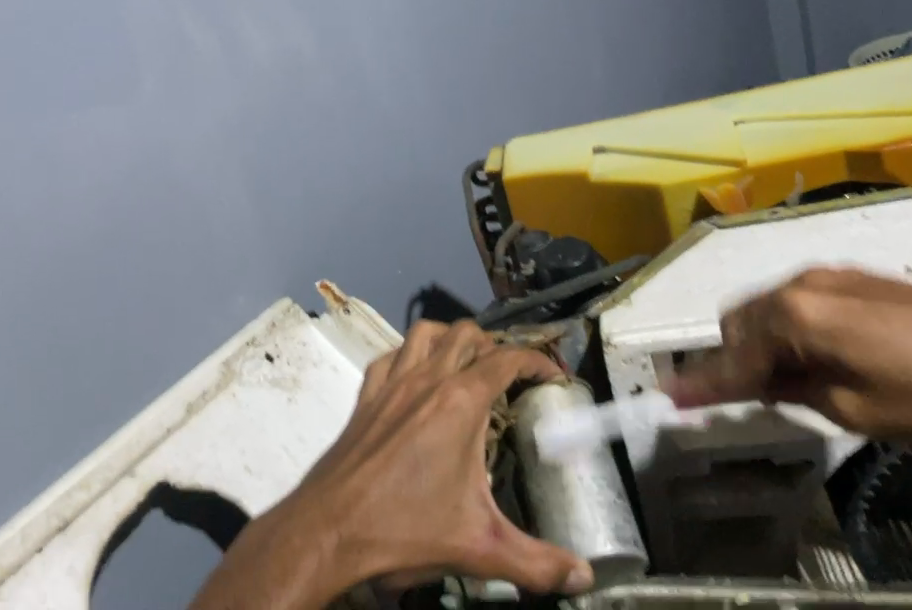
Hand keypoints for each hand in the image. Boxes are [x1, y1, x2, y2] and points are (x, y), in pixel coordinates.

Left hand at [190, 320, 593, 609]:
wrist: (328, 530)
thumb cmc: (404, 530)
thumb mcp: (479, 548)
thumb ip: (536, 562)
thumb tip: (583, 577)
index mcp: (461, 402)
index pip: (508, 360)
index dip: (536, 360)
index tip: (553, 375)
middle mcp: (428, 379)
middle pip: (468, 335)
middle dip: (495, 346)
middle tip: (511, 374)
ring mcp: (392, 384)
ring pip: (427, 333)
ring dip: (452, 339)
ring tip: (467, 363)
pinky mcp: (366, 396)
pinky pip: (391, 356)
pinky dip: (409, 355)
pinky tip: (416, 378)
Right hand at [666, 268, 911, 438]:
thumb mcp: (858, 410)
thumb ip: (795, 390)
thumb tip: (759, 382)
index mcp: (796, 313)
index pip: (735, 355)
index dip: (704, 382)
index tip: (670, 397)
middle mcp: (803, 282)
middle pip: (742, 321)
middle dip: (737, 360)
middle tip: (753, 402)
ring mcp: (832, 275)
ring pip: (771, 309)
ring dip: (766, 345)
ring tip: (794, 387)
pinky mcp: (858, 280)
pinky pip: (801, 303)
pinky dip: (793, 332)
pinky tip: (823, 360)